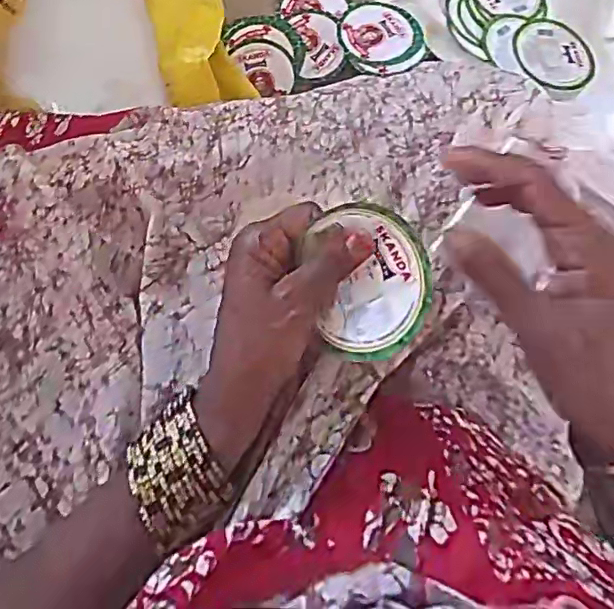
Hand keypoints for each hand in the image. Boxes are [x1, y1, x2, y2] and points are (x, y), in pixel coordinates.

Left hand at [195, 204, 373, 469]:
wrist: (242, 397)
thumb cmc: (262, 345)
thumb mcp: (299, 300)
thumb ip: (331, 263)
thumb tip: (363, 234)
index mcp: (258, 241)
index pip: (308, 217)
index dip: (336, 232)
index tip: (362, 254)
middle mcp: (264, 250)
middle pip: (314, 236)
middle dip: (341, 253)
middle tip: (371, 272)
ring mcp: (273, 275)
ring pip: (318, 260)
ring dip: (340, 274)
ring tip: (367, 288)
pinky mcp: (284, 297)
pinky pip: (315, 281)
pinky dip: (332, 290)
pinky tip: (351, 304)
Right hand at [442, 148, 613, 463]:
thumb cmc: (585, 374)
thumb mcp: (535, 325)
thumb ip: (495, 276)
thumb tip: (453, 234)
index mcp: (588, 241)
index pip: (536, 184)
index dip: (492, 165)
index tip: (451, 159)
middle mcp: (592, 235)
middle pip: (541, 184)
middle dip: (496, 168)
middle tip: (452, 165)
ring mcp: (588, 248)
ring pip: (543, 200)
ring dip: (504, 185)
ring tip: (465, 182)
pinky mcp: (580, 264)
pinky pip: (544, 222)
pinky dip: (515, 209)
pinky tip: (492, 212)